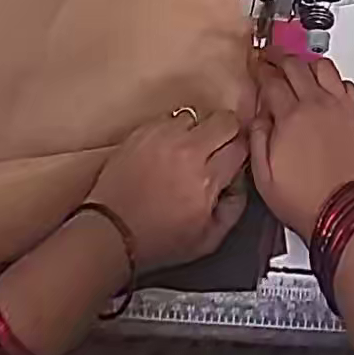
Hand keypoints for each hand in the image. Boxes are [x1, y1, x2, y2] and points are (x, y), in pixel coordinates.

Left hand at [88, 108, 247, 271]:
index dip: (242, 151)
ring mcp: (163, 137)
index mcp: (207, 179)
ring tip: (189, 149)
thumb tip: (242, 180)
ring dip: (198, 129)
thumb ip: (235, 207)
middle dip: (227, 133)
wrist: (111, 231)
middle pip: (225, 120)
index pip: (241, 145)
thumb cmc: (158, 239)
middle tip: (219, 148)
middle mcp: (187, 152)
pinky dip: (173, 129)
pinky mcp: (143, 131)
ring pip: (197, 115)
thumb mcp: (209, 240)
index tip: (235, 158)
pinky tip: (168, 148)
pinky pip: (170, 117)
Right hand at [248, 49, 353, 240]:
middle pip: (295, 65)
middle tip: (272, 57)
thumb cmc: (303, 198)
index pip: (272, 80)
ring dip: (308, 63)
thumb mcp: (262, 174)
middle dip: (279, 57)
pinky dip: (335, 80)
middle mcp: (315, 106)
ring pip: (323, 67)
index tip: (257, 67)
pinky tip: (327, 85)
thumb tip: (256, 117)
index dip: (261, 70)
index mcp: (290, 117)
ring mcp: (338, 109)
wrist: (339, 213)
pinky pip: (347, 85)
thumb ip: (256, 137)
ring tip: (299, 65)